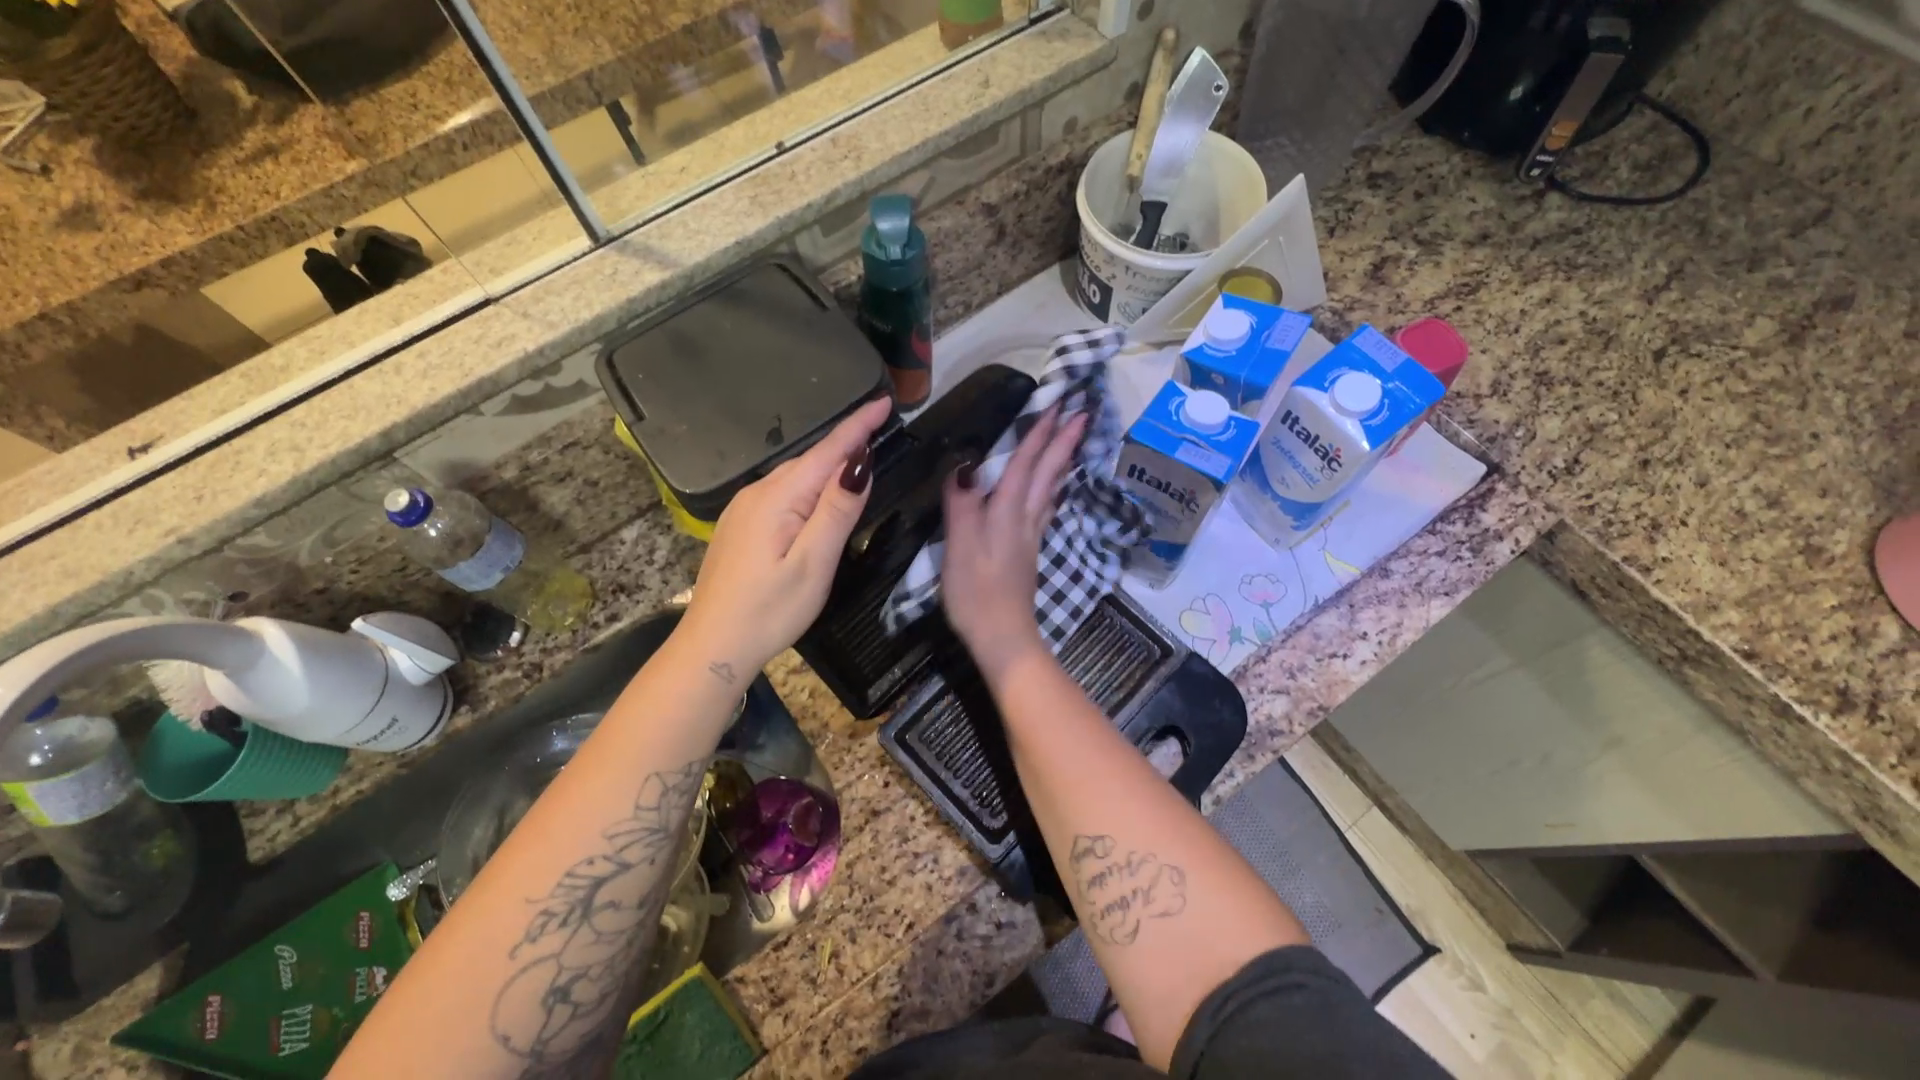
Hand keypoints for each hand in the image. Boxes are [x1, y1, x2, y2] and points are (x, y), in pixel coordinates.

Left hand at [680, 398, 891, 672]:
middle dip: (847, 441)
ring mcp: (745, 509)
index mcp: (779, 498)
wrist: (713, 646)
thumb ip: (837, 511)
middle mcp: (758, 493)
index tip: (885, 400)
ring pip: (796, 476)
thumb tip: (860, 463)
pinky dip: (810, 484)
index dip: (858, 425)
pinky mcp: (742, 526)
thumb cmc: (768, 610)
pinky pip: (784, 492)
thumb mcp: (813, 563)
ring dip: (829, 463)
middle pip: (811, 459)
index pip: (827, 450)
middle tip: (884, 429)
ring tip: (861, 457)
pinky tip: (821, 494)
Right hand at [940, 407, 1088, 682]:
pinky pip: (1046, 507)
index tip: (1058, 403)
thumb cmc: (976, 593)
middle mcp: (1025, 518)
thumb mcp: (960, 546)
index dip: (1039, 433)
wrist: (1003, 637)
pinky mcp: (1029, 552)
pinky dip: (1052, 488)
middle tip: (1081, 411)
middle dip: (1062, 440)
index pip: (1024, 463)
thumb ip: (962, 504)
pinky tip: (1053, 490)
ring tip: (1074, 439)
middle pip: (1046, 472)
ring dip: (1061, 460)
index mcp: (1007, 512)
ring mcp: (1030, 536)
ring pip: (1050, 488)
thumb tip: (964, 466)